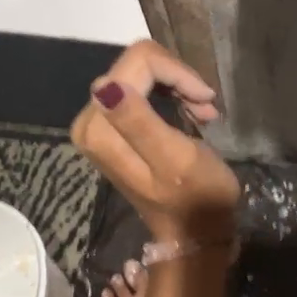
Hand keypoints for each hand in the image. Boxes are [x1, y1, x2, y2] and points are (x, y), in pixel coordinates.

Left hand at [71, 41, 240, 241]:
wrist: (194, 233)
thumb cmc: (196, 199)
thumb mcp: (174, 160)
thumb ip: (139, 122)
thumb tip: (105, 86)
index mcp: (99, 127)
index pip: (138, 62)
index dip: (177, 73)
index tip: (206, 97)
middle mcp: (90, 119)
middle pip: (137, 63)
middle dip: (178, 79)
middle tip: (206, 106)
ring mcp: (100, 120)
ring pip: (142, 70)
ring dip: (178, 86)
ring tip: (203, 111)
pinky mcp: (113, 122)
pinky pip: (142, 84)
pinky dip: (172, 93)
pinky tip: (193, 111)